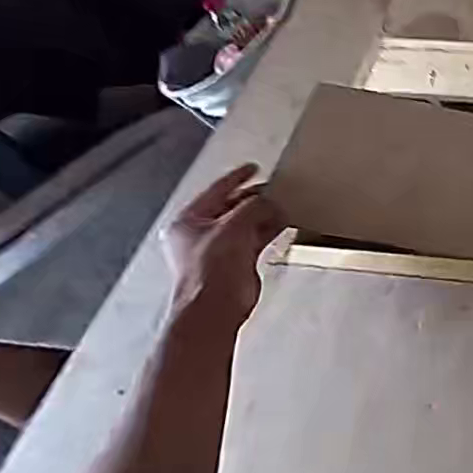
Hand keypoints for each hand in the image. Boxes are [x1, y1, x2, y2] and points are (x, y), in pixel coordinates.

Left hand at [162, 164, 286, 326]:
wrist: (216, 304)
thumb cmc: (210, 269)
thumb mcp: (235, 225)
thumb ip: (254, 206)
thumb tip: (269, 201)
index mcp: (188, 222)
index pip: (215, 191)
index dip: (236, 178)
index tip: (252, 168)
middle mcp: (201, 233)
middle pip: (232, 206)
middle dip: (255, 198)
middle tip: (275, 188)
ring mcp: (219, 247)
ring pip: (246, 221)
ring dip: (265, 213)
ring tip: (284, 203)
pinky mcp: (237, 258)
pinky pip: (256, 236)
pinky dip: (270, 228)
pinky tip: (284, 222)